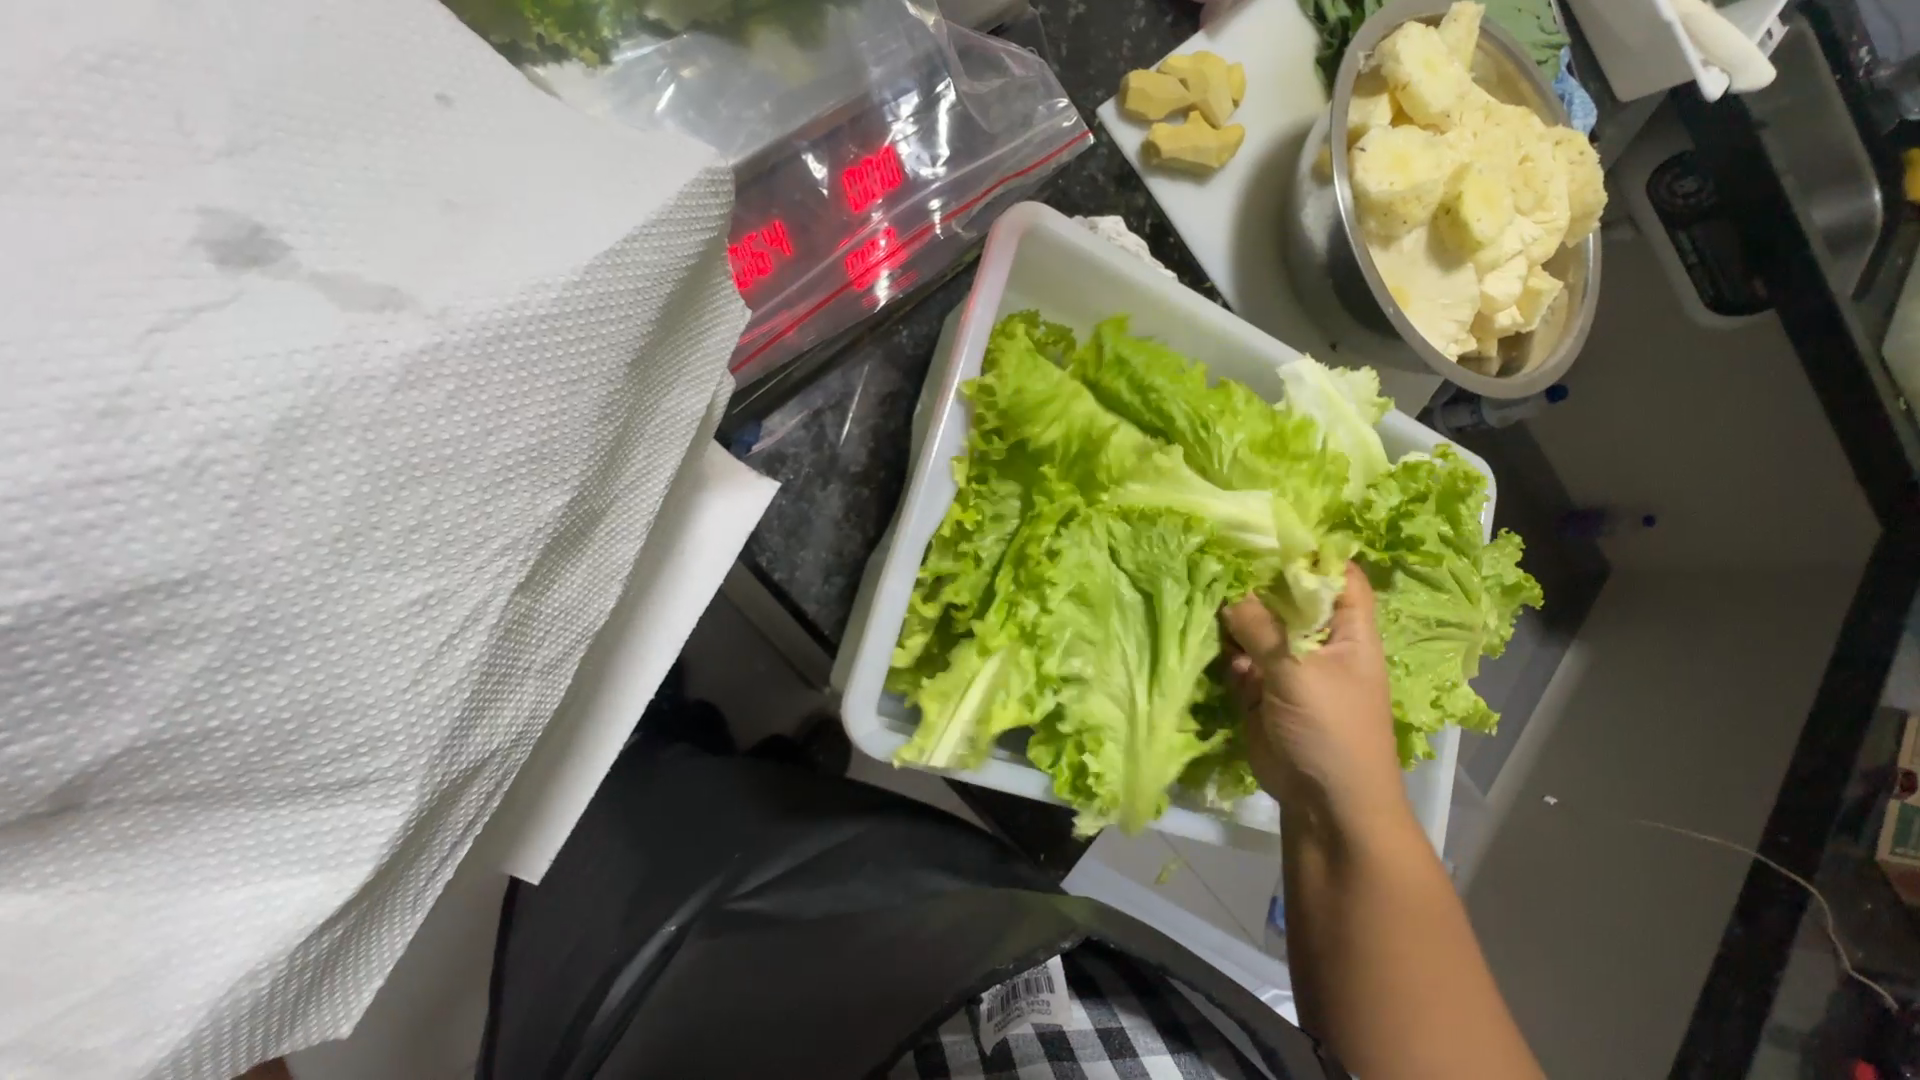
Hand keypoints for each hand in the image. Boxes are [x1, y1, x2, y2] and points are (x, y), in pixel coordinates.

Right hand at [1221, 563, 1408, 834]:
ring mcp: (1287, 663)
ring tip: (1200, 593)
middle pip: (1286, 595)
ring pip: (1256, 624)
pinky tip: (1206, 640)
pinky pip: (1237, 655)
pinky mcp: (1261, 688)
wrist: (1325, 804)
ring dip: (1232, 615)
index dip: (1308, 550)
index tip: (1265, 529)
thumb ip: (1262, 629)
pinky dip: (1223, 648)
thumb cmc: (1332, 732)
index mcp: (1349, 629)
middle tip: (1213, 553)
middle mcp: (1319, 638)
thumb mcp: (1299, 673)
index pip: (1336, 573)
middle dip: (1254, 579)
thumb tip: (1227, 588)